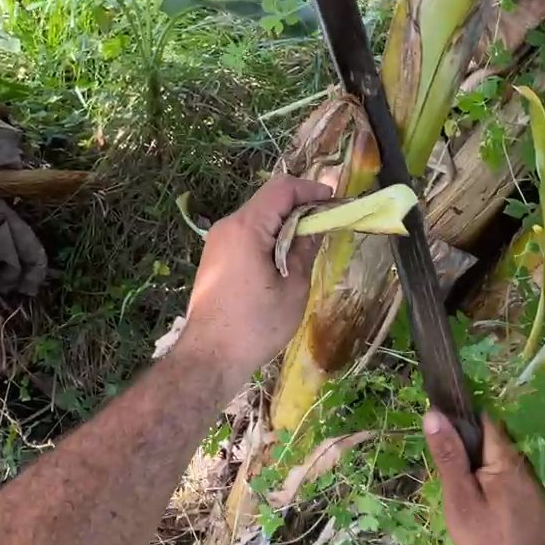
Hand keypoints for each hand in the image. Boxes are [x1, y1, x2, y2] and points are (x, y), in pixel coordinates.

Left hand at [176, 175, 332, 386]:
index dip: (311, 190)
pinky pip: (247, 233)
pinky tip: (283, 260)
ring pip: (258, 216)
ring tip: (308, 245)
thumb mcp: (293, 287)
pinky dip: (268, 236)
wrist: (210, 356)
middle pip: (268, 199)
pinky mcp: (215, 256)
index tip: (334, 204)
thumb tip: (318, 224)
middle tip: (326, 225)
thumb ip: (305, 248)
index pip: (282, 188)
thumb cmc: (256, 324)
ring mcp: (218, 240)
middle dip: (300, 206)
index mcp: (247, 227)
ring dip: (285, 223)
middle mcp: (228, 225)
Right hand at [425, 412, 544, 544]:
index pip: (483, 420)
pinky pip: (508, 485)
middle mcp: (523, 468)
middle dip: (467, 449)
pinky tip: (481, 508)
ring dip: (479, 470)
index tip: (439, 430)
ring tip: (459, 490)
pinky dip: (491, 487)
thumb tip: (433, 414)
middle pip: (491, 444)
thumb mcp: (461, 499)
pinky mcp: (534, 510)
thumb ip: (449, 456)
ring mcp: (532, 491)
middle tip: (445, 470)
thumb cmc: (490, 542)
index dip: (460, 419)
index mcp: (505, 459)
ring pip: (499, 466)